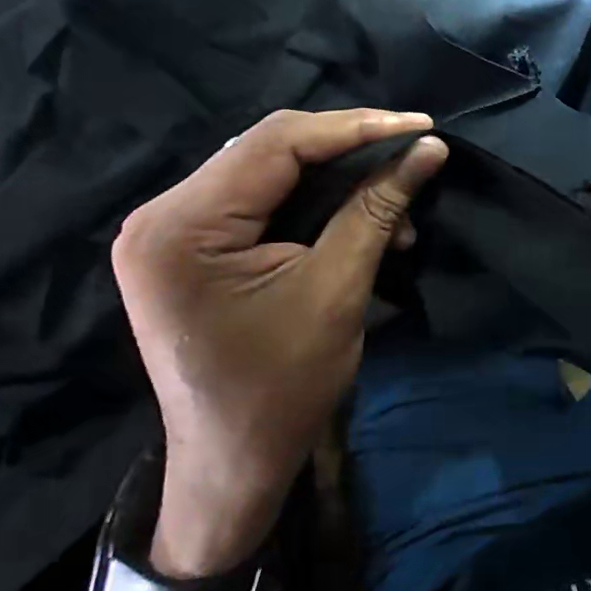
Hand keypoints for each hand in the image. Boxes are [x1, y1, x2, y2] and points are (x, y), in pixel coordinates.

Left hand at [112, 108, 447, 574]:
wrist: (232, 464)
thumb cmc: (281, 388)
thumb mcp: (338, 289)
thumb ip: (379, 208)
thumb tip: (428, 149)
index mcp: (181, 225)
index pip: (277, 142)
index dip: (357, 127)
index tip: (421, 125)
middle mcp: (162, 214)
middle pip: (271, 149)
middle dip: (351, 148)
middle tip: (413, 150)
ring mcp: (172, 229)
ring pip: (272, 170)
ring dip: (340, 177)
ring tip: (398, 196)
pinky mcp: (193, 245)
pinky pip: (263, 199)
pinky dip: (318, 202)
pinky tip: (361, 220)